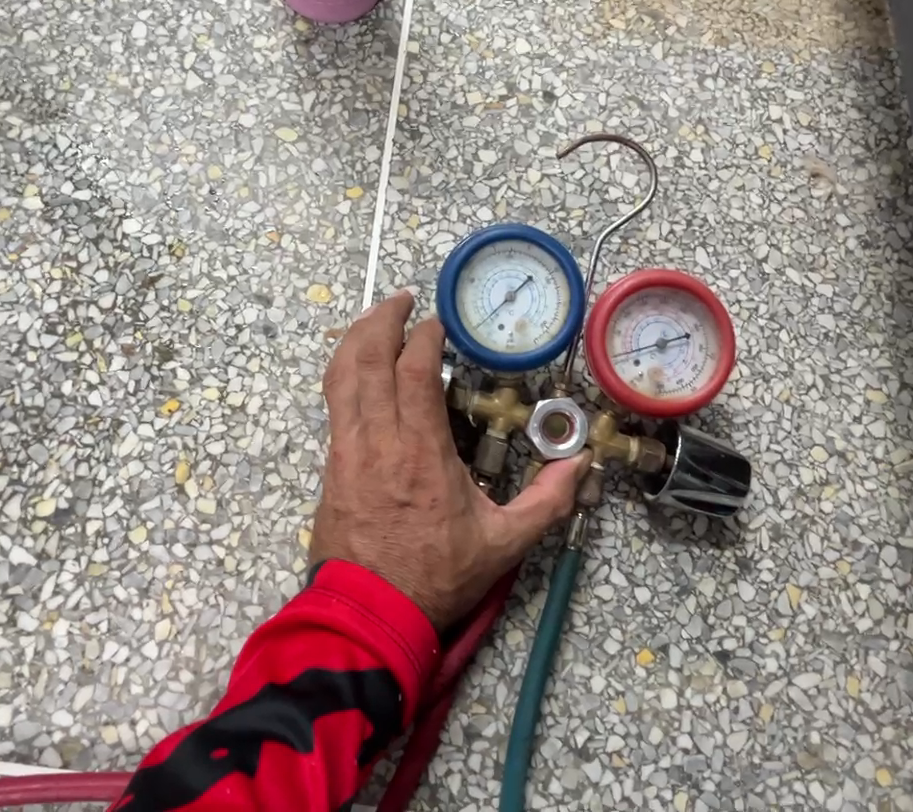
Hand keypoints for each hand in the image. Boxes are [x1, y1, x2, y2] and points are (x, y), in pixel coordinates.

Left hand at [311, 290, 588, 626]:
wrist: (369, 613)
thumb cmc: (436, 576)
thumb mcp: (503, 544)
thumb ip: (547, 501)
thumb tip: (581, 464)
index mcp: (420, 451)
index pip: (413, 371)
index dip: (425, 336)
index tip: (439, 323)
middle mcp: (377, 439)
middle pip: (368, 358)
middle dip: (383, 318)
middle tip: (403, 299)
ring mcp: (347, 449)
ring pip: (341, 375)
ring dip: (357, 337)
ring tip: (376, 317)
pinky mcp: (331, 463)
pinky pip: (332, 401)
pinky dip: (344, 369)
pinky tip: (357, 364)